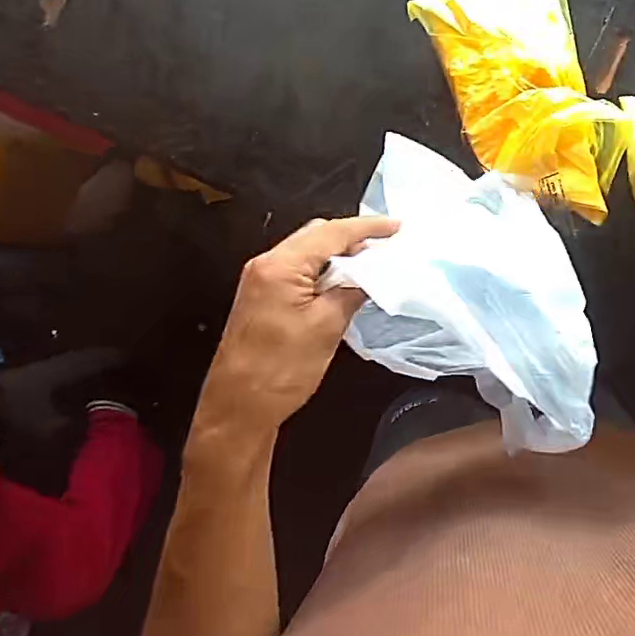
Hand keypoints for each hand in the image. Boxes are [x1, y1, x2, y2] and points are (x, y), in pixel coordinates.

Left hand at [202, 215, 400, 428]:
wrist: (238, 408)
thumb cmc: (280, 371)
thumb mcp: (326, 327)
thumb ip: (351, 291)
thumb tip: (370, 274)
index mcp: (280, 266)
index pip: (330, 233)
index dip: (367, 228)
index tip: (396, 227)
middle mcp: (266, 265)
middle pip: (316, 235)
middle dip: (353, 238)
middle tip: (386, 248)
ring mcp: (261, 281)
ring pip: (307, 253)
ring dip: (339, 256)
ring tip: (372, 265)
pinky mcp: (263, 298)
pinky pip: (299, 272)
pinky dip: (324, 272)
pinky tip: (344, 284)